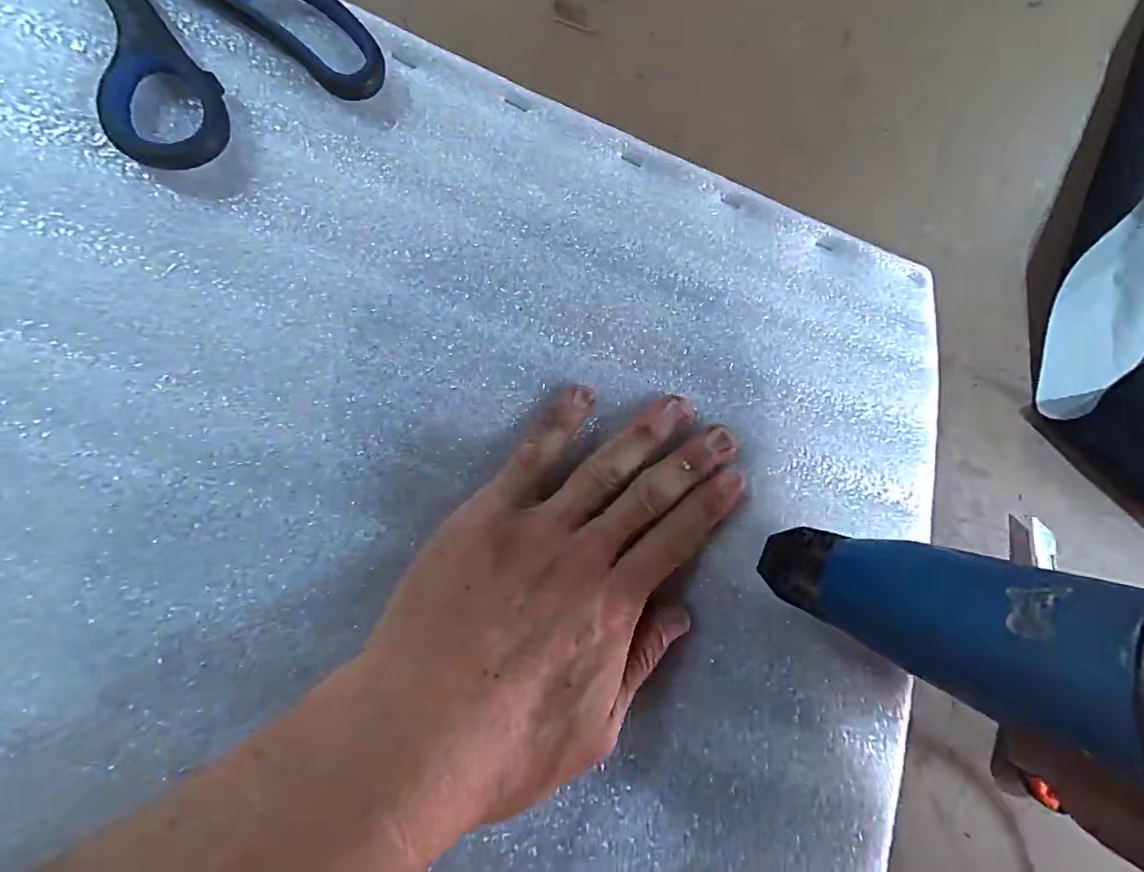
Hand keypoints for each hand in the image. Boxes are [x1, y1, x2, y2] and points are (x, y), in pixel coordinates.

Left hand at [42, 387, 746, 871]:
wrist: (407, 738)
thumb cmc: (505, 746)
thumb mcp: (595, 729)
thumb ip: (641, 664)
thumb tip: (682, 614)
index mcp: (615, 604)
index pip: (679, 538)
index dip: (712, 504)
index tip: (736, 475)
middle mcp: (584, 555)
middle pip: (651, 494)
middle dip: (693, 459)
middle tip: (723, 432)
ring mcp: (533, 529)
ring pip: (602, 467)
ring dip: (643, 433)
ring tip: (673, 405)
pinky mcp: (485, 517)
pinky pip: (529, 460)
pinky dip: (557, 425)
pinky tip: (580, 396)